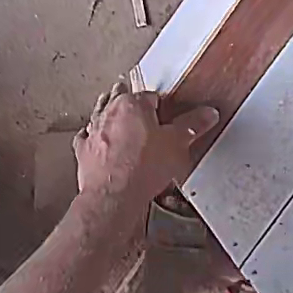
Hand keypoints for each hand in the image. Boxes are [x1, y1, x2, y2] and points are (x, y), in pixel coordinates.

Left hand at [74, 82, 218, 209]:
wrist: (114, 195)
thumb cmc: (142, 168)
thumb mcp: (177, 144)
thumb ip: (192, 125)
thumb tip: (207, 114)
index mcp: (132, 104)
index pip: (151, 96)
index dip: (162, 105)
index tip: (167, 113)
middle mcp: (109, 113)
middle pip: (121, 99)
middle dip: (130, 100)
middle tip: (138, 105)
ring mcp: (94, 132)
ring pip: (100, 114)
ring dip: (108, 114)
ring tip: (114, 113)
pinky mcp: (85, 151)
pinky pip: (87, 138)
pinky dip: (92, 138)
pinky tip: (95, 139)